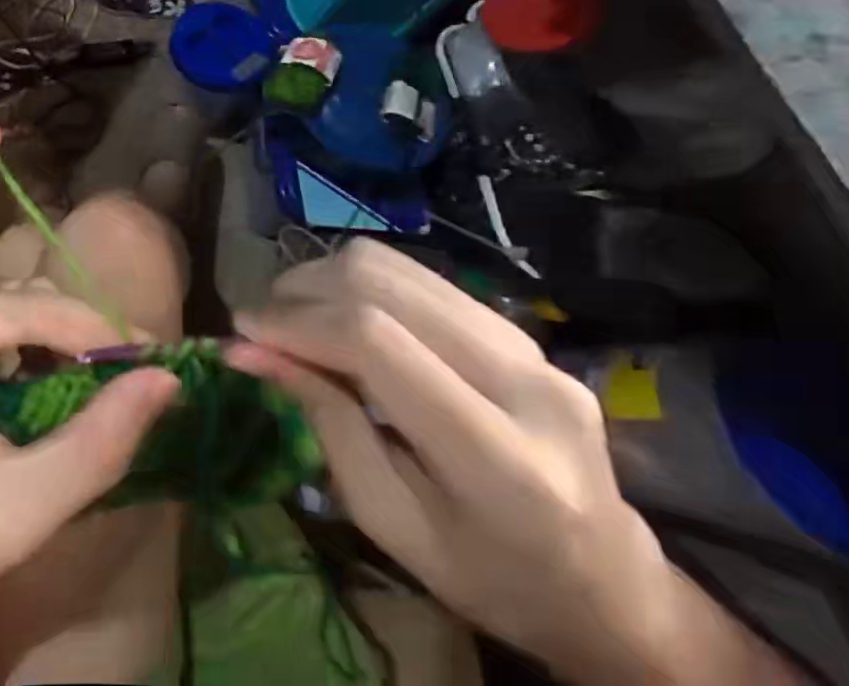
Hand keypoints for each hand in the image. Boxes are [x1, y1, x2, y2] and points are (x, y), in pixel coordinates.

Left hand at [0, 122, 179, 620]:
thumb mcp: (17, 509)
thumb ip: (95, 446)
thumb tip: (166, 377)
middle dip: (65, 318)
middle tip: (126, 360)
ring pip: (23, 306)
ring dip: (76, 331)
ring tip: (118, 371)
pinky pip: (32, 327)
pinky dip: (70, 341)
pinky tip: (97, 367)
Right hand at [227, 240, 801, 685]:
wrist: (605, 577)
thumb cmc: (492, 580)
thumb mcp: (394, 525)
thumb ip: (329, 426)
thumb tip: (254, 353)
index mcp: (496, 454)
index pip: (377, 342)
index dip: (298, 322)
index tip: (242, 330)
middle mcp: (523, 376)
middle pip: (388, 284)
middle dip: (307, 288)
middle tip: (262, 320)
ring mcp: (532, 342)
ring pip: (407, 269)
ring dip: (333, 277)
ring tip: (293, 312)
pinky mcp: (525, 328)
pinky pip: (429, 282)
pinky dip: (370, 286)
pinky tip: (344, 315)